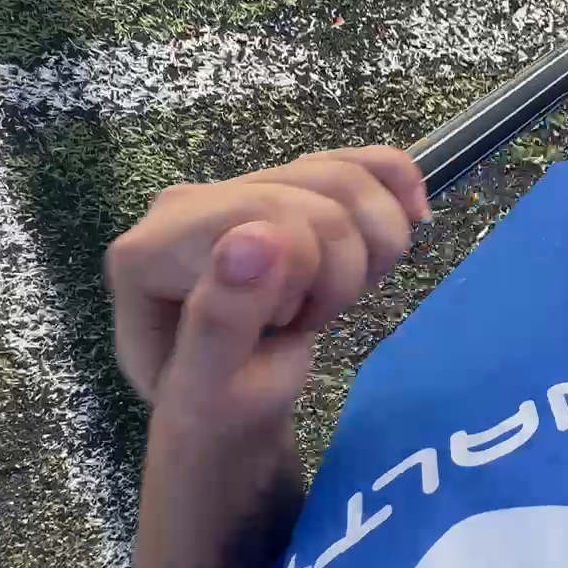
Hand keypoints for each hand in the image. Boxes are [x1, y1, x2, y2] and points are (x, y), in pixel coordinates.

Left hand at [104, 146, 429, 434]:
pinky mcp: (289, 181)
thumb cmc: (219, 408)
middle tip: (312, 317)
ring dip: (372, 244)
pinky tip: (413, 216)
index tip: (285, 324)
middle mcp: (191, 201)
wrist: (236, 400)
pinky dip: (400, 186)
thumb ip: (222, 318)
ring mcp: (243, 184)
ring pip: (351, 175)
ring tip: (335, 292)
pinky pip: (366, 159)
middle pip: (320, 192)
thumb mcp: (213, 394)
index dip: (309, 274)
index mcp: (154, 249)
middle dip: (344, 266)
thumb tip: (257, 234)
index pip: (273, 218)